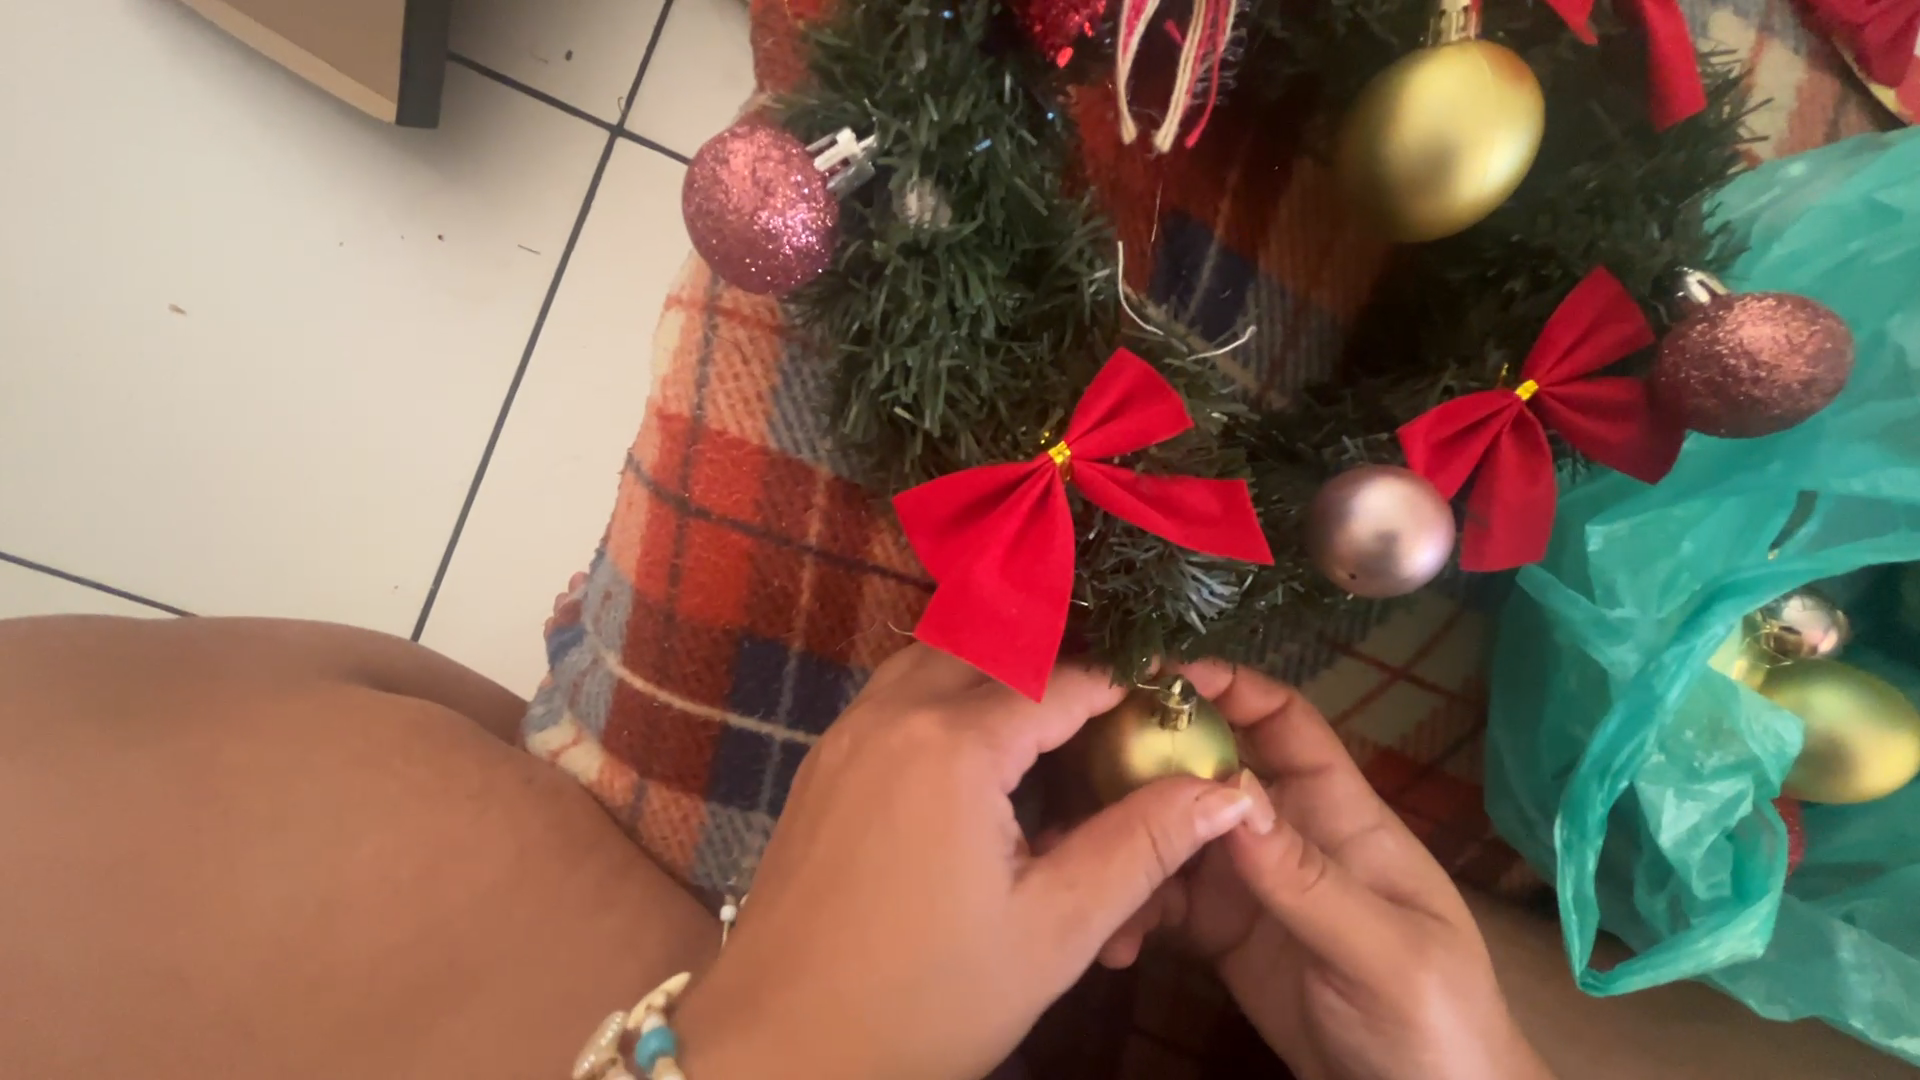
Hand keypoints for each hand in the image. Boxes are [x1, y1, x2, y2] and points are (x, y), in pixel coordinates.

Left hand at [673, 646, 1259, 1079]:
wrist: (777, 1047)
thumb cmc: (924, 1000)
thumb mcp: (1052, 931)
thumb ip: (1140, 848)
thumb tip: (1224, 793)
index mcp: (956, 746)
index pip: (1060, 683)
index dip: (1120, 680)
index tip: (1165, 688)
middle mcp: (896, 712)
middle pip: (994, 645)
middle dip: (1058, 658)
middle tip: (1108, 698)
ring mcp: (850, 728)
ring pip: (936, 654)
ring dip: (995, 665)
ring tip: (1046, 710)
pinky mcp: (825, 753)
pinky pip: (896, 687)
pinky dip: (944, 686)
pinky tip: (972, 741)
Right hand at [1097, 660, 1551, 1079]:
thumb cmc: (1438, 1020)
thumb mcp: (1387, 952)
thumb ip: (1309, 877)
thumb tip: (1231, 796)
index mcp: (1333, 809)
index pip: (1282, 720)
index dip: (1230, 685)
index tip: (1163, 673)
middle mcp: (1278, 827)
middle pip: (1205, 765)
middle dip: (1149, 757)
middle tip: (1084, 765)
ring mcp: (1241, 876)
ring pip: (1170, 830)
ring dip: (1128, 843)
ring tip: (1086, 869)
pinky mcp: (1213, 924)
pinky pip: (1159, 897)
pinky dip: (1132, 910)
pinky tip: (1114, 941)